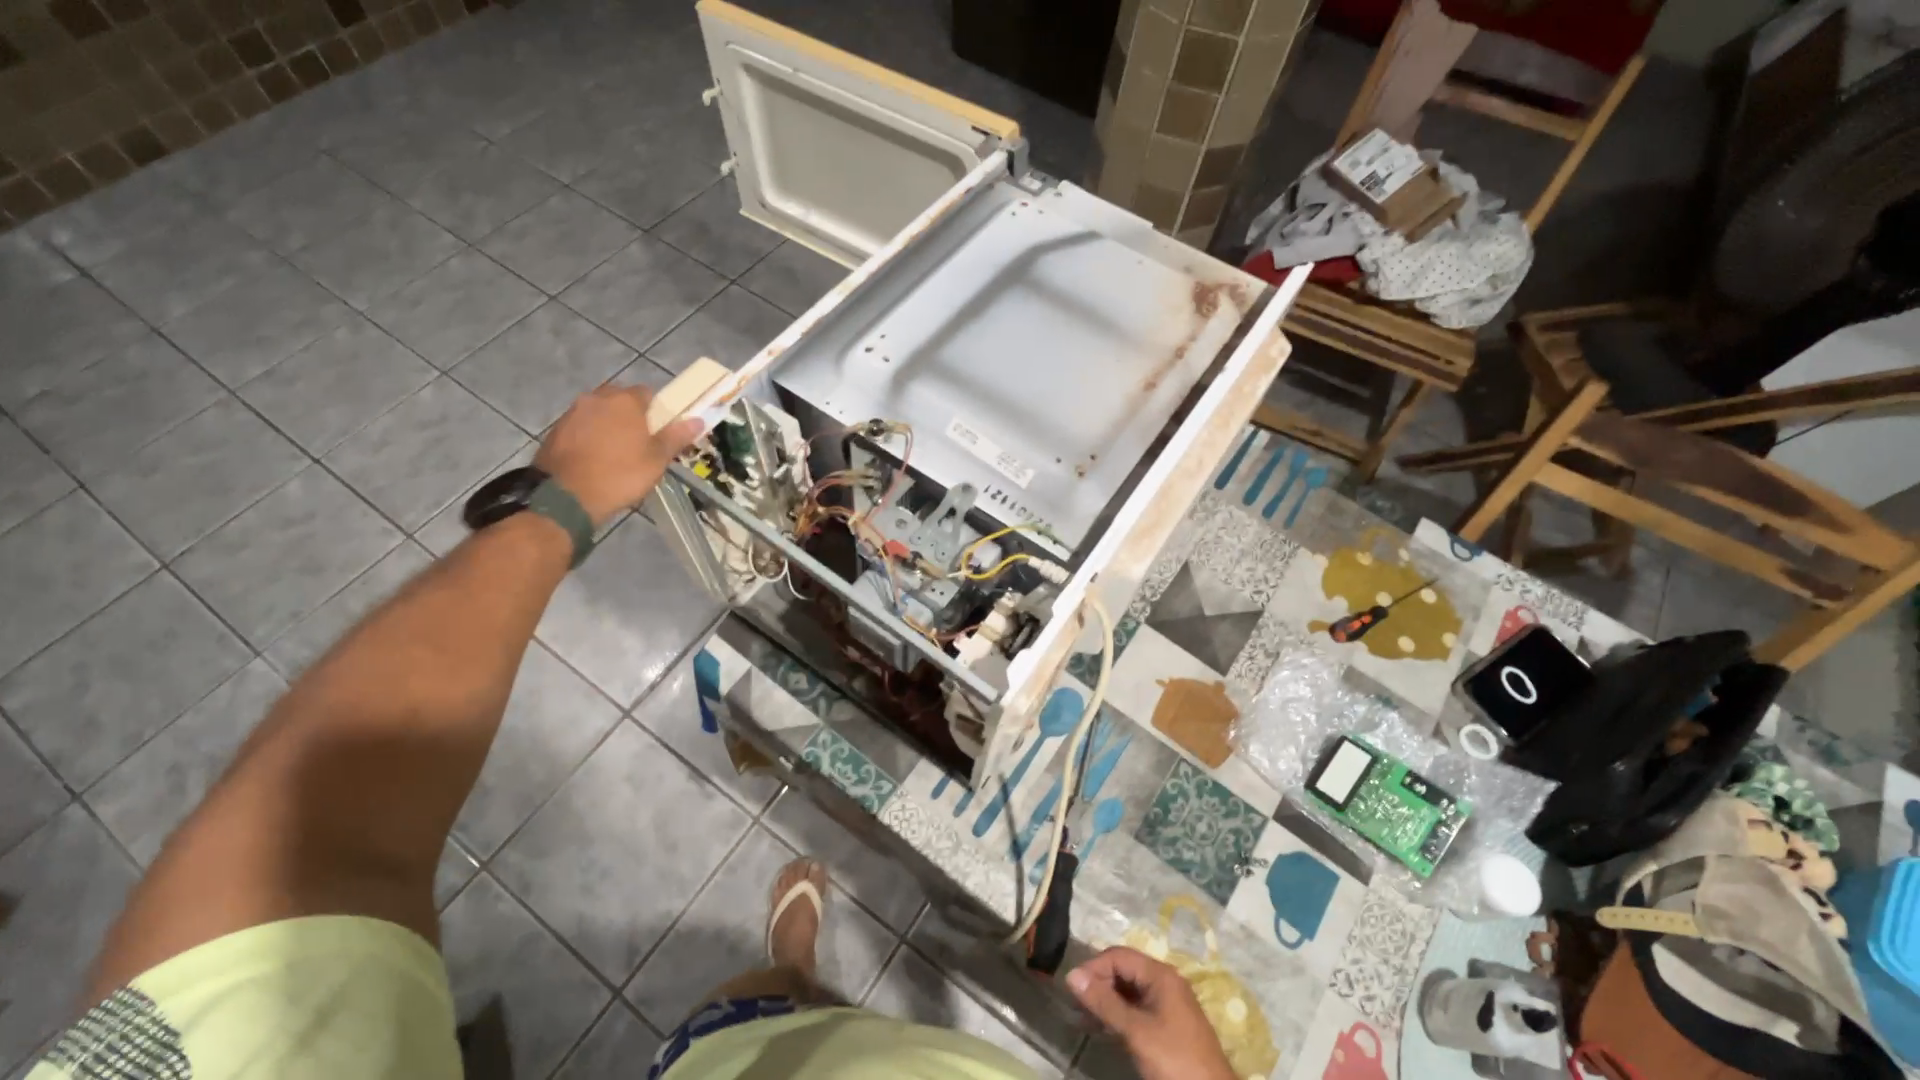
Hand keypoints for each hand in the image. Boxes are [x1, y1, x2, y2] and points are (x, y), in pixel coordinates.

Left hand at [535, 385, 703, 526]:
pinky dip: (589, 437)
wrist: (566, 496)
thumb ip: (676, 436)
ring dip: (607, 425)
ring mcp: (573, 412)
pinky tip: (593, 459)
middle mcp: (597, 397)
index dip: (656, 412)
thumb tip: (698, 420)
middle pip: (620, 400)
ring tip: (614, 454)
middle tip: (638, 444)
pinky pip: (580, 426)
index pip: (648, 393)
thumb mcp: (656, 460)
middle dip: (630, 416)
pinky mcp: (556, 429)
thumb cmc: (620, 475)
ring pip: (598, 412)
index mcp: (625, 400)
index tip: (659, 432)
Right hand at [1068, 947, 1237, 1079]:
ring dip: (1106, 998)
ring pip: (1129, 988)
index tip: (1072, 990)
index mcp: (1161, 975)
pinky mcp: (1167, 1022)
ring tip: (1085, 1017)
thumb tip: (1072, 975)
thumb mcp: (1135, 1031)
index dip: (1093, 967)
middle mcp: (1165, 981)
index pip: (1118, 955)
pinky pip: (1137, 1005)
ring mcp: (1168, 1002)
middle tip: (1076, 1005)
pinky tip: (1104, 1026)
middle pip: (1124, 968)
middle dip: (1099, 982)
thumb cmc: (1174, 1059)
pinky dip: (1118, 1012)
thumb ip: (1104, 1002)